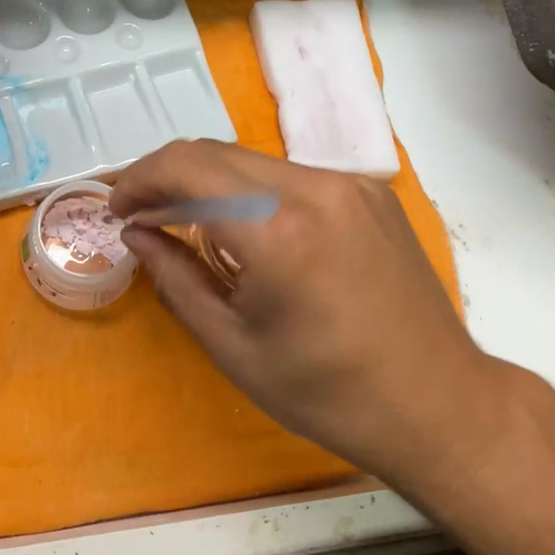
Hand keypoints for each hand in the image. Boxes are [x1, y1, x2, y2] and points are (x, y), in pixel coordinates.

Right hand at [110, 141, 490, 471]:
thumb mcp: (233, 346)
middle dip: (166, 175)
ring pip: (253, 159)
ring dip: (209, 180)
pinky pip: (291, 175)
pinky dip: (252, 189)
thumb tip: (136, 233)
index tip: (117, 207)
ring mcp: (350, 184)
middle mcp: (316, 188)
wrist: (437, 403)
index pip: (187, 168)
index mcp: (278, 230)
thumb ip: (175, 278)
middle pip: (215, 152)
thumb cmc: (327, 392)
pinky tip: (246, 228)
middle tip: (140, 213)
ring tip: (186, 221)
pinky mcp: (370, 191)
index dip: (140, 179)